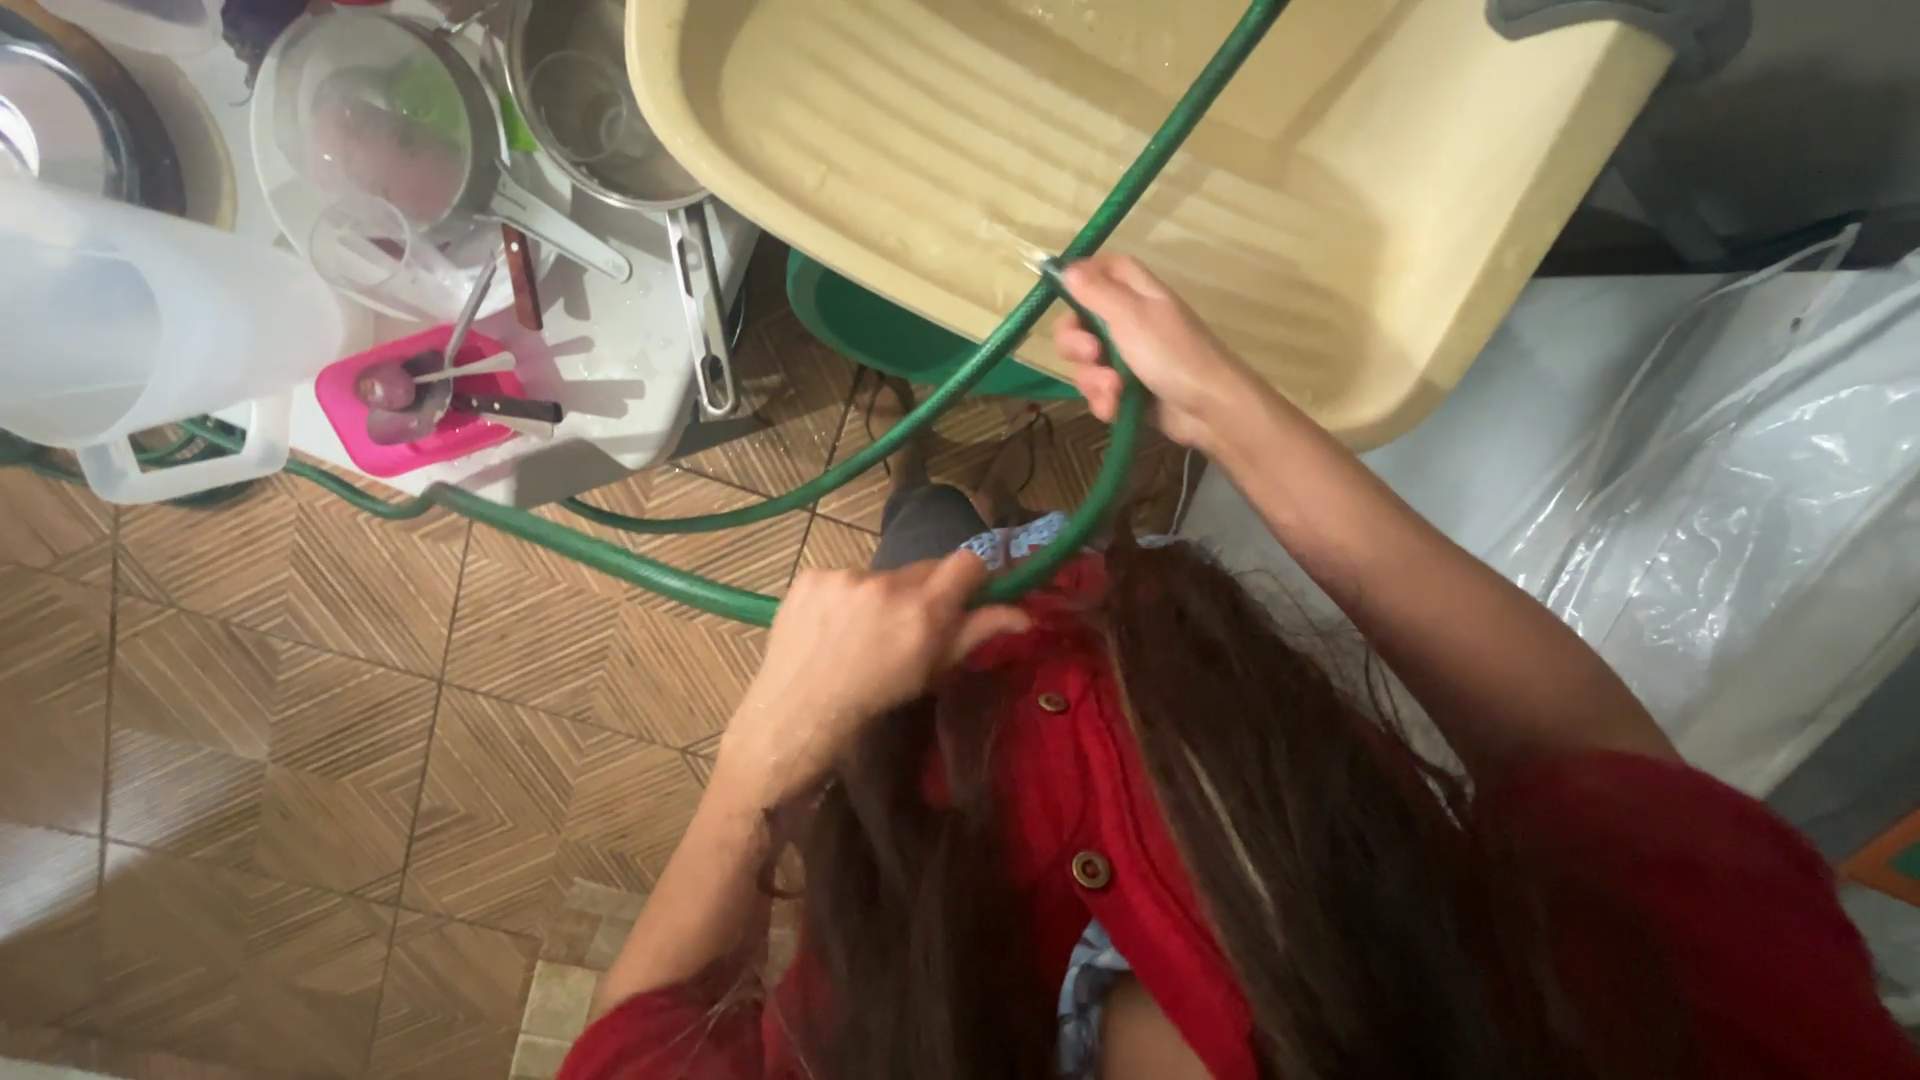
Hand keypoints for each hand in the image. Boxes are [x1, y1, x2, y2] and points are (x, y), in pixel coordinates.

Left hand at [718, 552, 1030, 802]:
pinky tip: (831, 626)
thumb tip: (1024, 614)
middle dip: (921, 592)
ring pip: (880, 576)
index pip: (966, 562)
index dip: (970, 575)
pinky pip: (842, 578)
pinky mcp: (811, 576)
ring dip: (880, 596)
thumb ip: (976, 633)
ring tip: (860, 633)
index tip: (964, 593)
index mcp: (921, 611)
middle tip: (905, 625)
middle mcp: (885, 586)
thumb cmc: (873, 699)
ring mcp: (843, 578)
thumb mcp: (931, 671)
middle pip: (922, 569)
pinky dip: (843, 597)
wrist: (797, 713)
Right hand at [1052, 256, 1267, 451]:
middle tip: (1092, 355)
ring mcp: (1127, 357)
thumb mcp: (1131, 316)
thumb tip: (1066, 268)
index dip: (1080, 278)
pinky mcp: (1126, 389)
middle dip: (1076, 344)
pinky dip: (1103, 400)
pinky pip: (1098, 390)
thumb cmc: (1172, 353)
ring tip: (1114, 391)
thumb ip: (1095, 292)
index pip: (1102, 270)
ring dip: (1093, 379)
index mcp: (1135, 292)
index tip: (1063, 294)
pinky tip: (1114, 408)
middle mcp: (1129, 321)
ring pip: (1086, 363)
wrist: (1208, 408)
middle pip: (1081, 322)